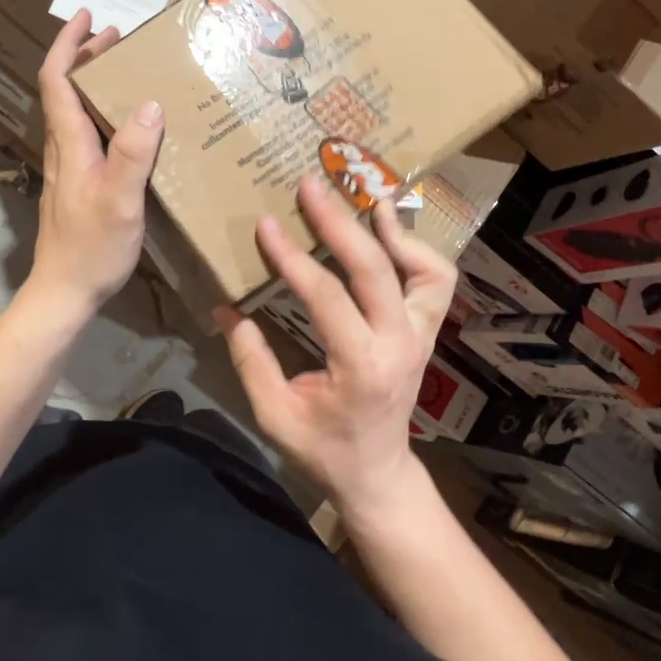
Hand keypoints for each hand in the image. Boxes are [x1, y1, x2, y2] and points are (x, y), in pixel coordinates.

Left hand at [28, 10, 165, 314]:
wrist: (64, 292)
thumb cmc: (91, 249)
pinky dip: (103, 113)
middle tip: (118, 38)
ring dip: (94, 84)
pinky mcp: (77, 185)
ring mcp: (68, 168)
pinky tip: (130, 128)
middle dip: (86, 57)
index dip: (68, 45)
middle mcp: (63, 149)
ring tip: (126, 71)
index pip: (57, 80)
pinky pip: (87, 135)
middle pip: (64, 89)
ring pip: (74, 112)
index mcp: (69, 143)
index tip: (87, 17)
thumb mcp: (120, 202)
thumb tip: (149, 104)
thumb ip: (133, 154)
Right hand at [217, 175, 455, 513]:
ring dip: (394, 231)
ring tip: (364, 199)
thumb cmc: (322, 449)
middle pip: (377, 268)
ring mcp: (421, 337)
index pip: (326, 297)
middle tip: (309, 186)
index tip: (266, 225)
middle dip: (340, 223)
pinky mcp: (426, 332)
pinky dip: (415, 250)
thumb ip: (249, 358)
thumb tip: (225, 306)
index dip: (292, 258)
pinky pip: (435, 281)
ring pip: (425, 270)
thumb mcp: (273, 413)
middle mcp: (400, 344)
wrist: (377, 474)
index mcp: (361, 366)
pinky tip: (387, 228)